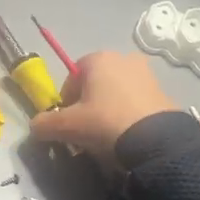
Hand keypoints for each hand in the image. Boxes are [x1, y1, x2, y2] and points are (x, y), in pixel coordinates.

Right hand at [30, 50, 178, 170]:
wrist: (157, 141)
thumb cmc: (105, 122)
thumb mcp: (68, 126)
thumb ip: (45, 124)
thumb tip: (35, 126)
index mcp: (98, 58)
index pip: (72, 78)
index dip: (66, 101)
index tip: (68, 122)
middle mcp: (123, 58)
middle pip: (96, 84)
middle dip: (89, 104)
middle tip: (87, 129)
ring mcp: (147, 74)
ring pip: (117, 92)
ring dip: (109, 109)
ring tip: (108, 135)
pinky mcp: (164, 91)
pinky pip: (137, 102)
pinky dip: (129, 115)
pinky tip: (128, 135)